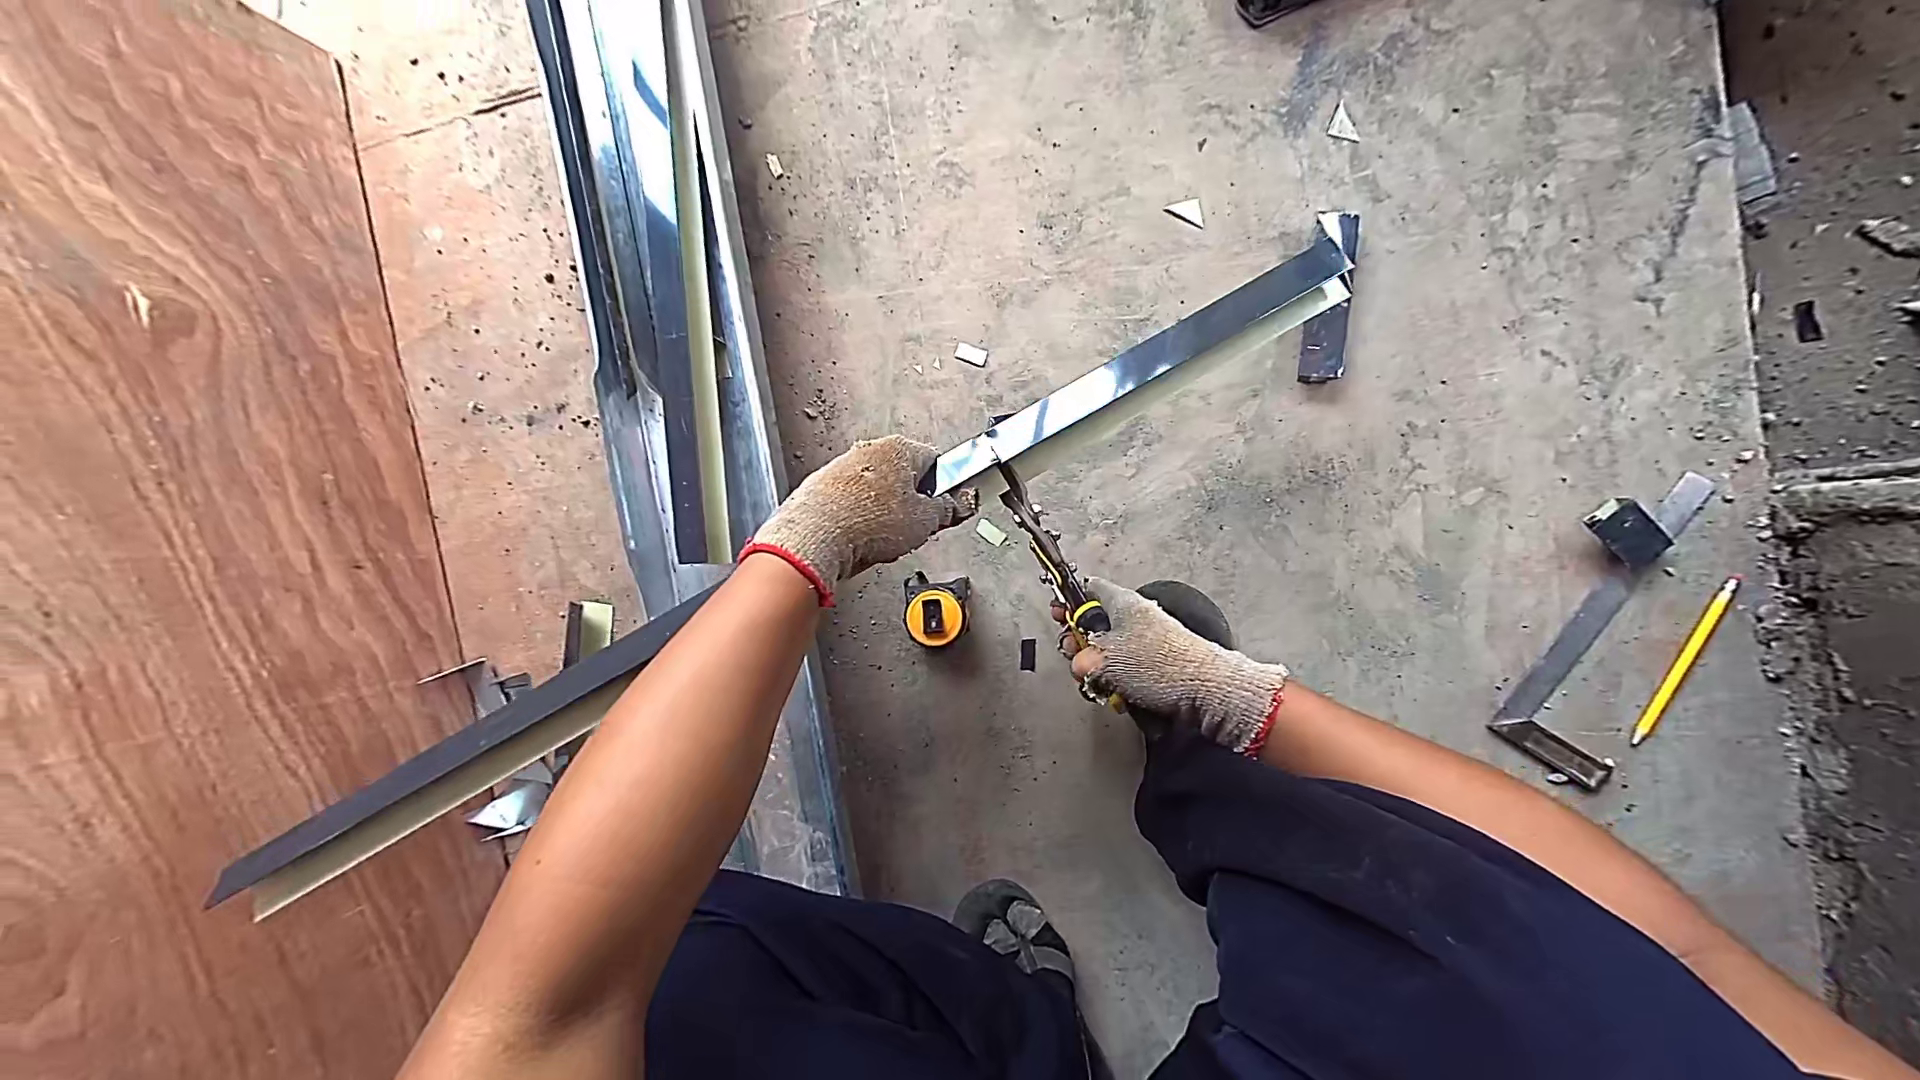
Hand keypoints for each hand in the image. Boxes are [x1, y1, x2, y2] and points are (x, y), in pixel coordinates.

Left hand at [745, 436, 975, 602]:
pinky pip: (850, 504)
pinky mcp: (821, 489)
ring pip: (874, 491)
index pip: (935, 461)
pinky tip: (858, 538)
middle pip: (902, 476)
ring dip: (881, 512)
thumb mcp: (924, 521)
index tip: (944, 507)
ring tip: (883, 538)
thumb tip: (955, 505)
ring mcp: (842, 468)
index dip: (943, 488)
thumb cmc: (866, 523)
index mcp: (899, 448)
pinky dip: (856, 519)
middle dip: (910, 502)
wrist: (814, 538)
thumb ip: (946, 510)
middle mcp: (869, 450)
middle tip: (914, 527)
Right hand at [1053, 578, 1288, 754]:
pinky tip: (1118, 695)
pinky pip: (1127, 670)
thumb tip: (1080, 663)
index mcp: (1123, 603)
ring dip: (1098, 669)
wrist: (1208, 692)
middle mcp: (1137, 618)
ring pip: (1110, 652)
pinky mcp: (1158, 666)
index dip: (1069, 601)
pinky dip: (1118, 682)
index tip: (1058, 614)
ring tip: (1099, 684)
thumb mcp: (1104, 658)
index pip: (1089, 589)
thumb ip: (1082, 657)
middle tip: (1076, 658)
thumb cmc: (1160, 666)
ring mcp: (1149, 642)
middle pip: (1096, 625)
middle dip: (1081, 644)